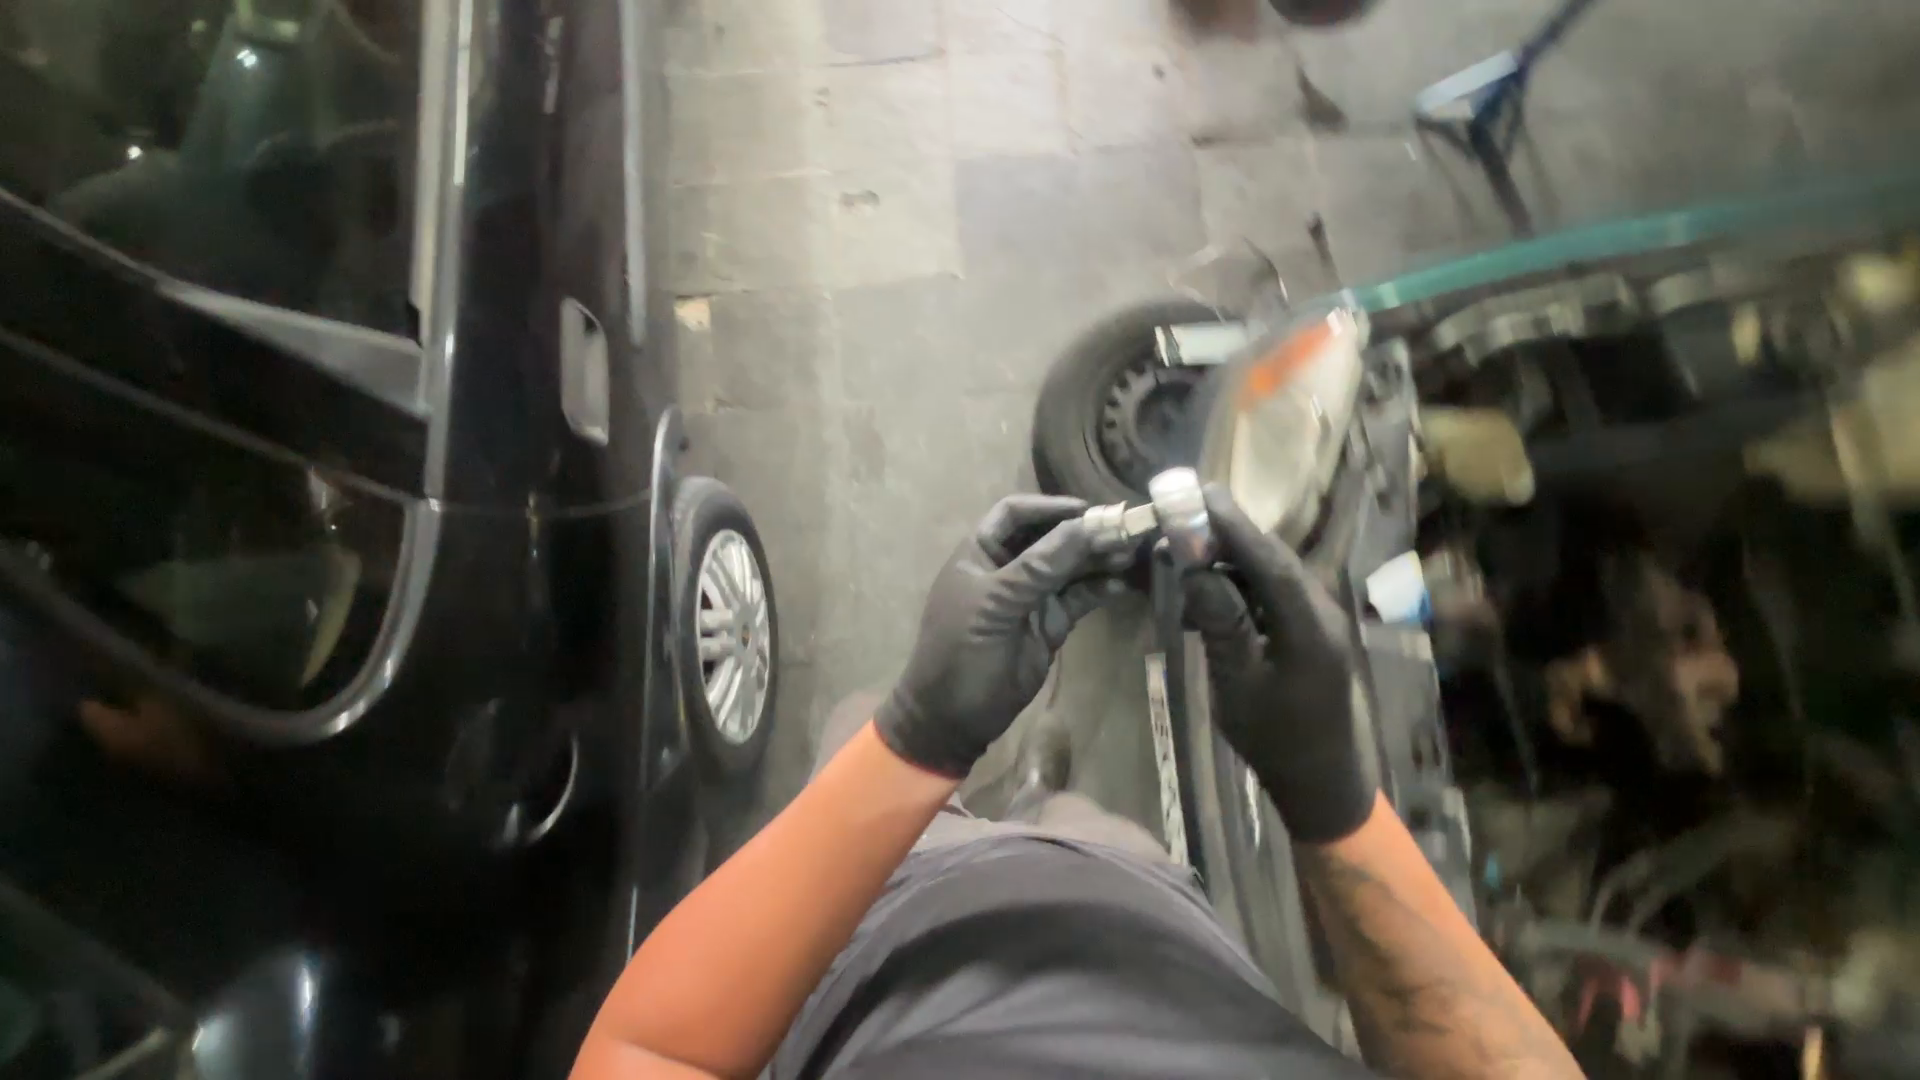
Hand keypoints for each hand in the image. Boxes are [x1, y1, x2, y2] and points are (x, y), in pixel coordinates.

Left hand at [875, 495, 1120, 778]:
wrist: (953, 718)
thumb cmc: (961, 652)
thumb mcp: (996, 604)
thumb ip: (1041, 565)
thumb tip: (1088, 525)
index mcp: (980, 553)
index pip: (1016, 513)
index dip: (1050, 507)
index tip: (1089, 510)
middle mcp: (1008, 568)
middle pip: (1051, 537)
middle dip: (1085, 532)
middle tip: (1128, 529)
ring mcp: (1031, 597)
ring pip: (1070, 567)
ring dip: (1099, 558)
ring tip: (1133, 552)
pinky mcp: (1051, 625)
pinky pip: (1079, 598)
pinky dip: (1101, 589)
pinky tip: (1124, 584)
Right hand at [1183, 485, 1375, 843]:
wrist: (1322, 780)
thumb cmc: (1275, 737)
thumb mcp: (1237, 683)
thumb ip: (1220, 622)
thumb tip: (1194, 568)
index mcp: (1308, 625)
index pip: (1269, 560)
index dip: (1233, 525)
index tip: (1200, 494)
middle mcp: (1319, 611)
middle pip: (1270, 558)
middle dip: (1225, 534)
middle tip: (1180, 515)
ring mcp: (1317, 619)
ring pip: (1269, 573)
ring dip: (1227, 560)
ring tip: (1183, 553)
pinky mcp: (1307, 630)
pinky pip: (1270, 593)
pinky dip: (1237, 585)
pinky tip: (1206, 593)